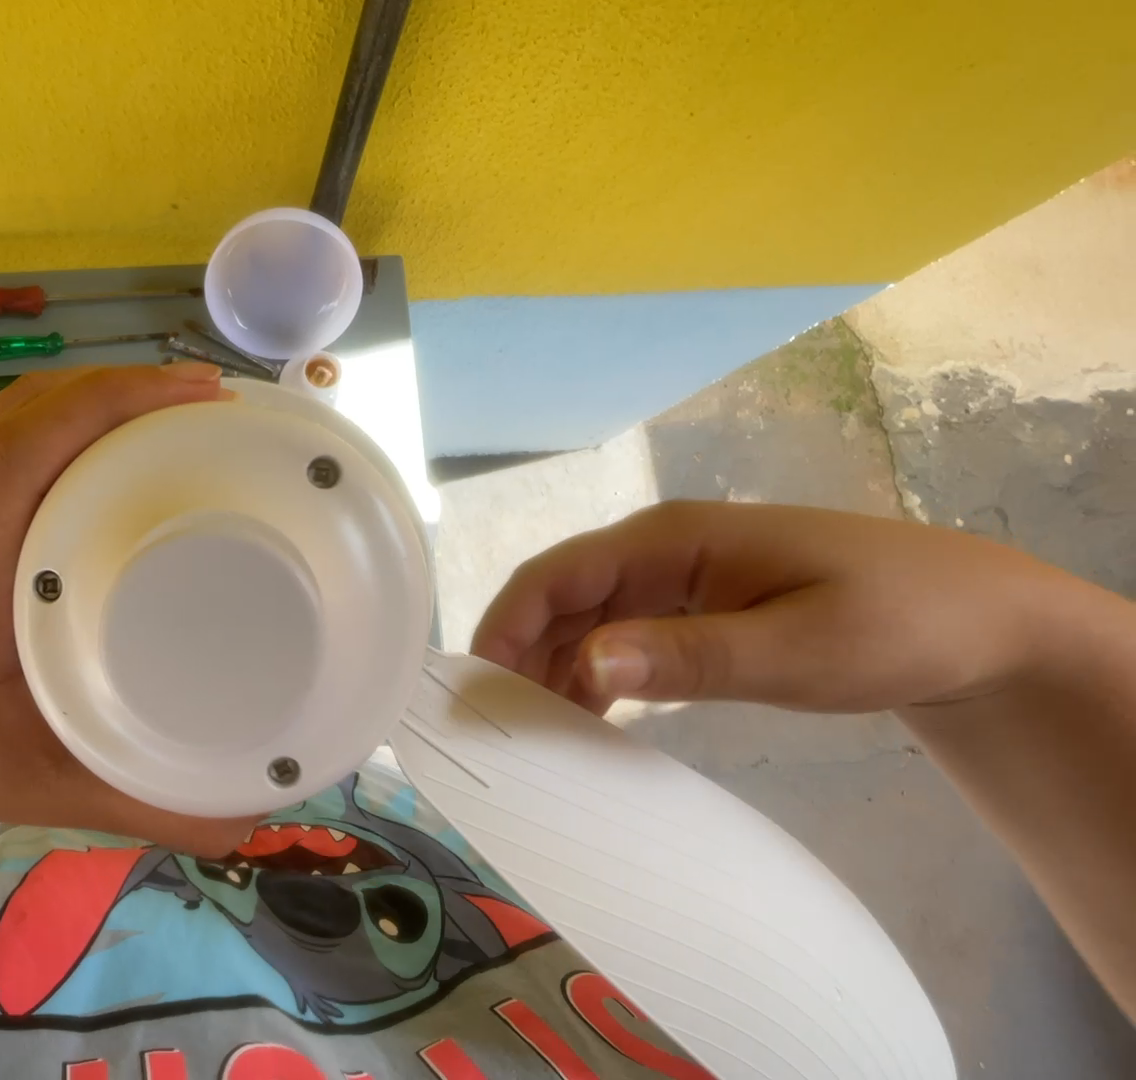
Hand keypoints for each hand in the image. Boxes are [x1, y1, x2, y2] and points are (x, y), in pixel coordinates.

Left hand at [0, 363, 261, 854]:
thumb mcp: (60, 793)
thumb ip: (157, 805)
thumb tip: (263, 814)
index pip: (12, 464)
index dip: (101, 409)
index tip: (193, 402)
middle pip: (13, 419)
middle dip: (116, 388)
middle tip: (208, 398)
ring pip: (5, 412)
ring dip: (92, 389)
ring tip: (175, 401)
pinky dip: (64, 408)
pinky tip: (119, 420)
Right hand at [470, 500, 1098, 715]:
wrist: (986, 623)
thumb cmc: (901, 621)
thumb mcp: (801, 646)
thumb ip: (691, 656)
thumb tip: (587, 664)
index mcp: (669, 541)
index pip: (557, 575)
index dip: (506, 623)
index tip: (477, 683)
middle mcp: (655, 553)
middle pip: (558, 599)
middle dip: (518, 654)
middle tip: (496, 722)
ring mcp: (669, 582)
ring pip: (580, 622)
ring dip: (550, 669)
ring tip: (533, 729)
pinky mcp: (686, 611)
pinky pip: (615, 640)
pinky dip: (590, 677)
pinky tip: (584, 719)